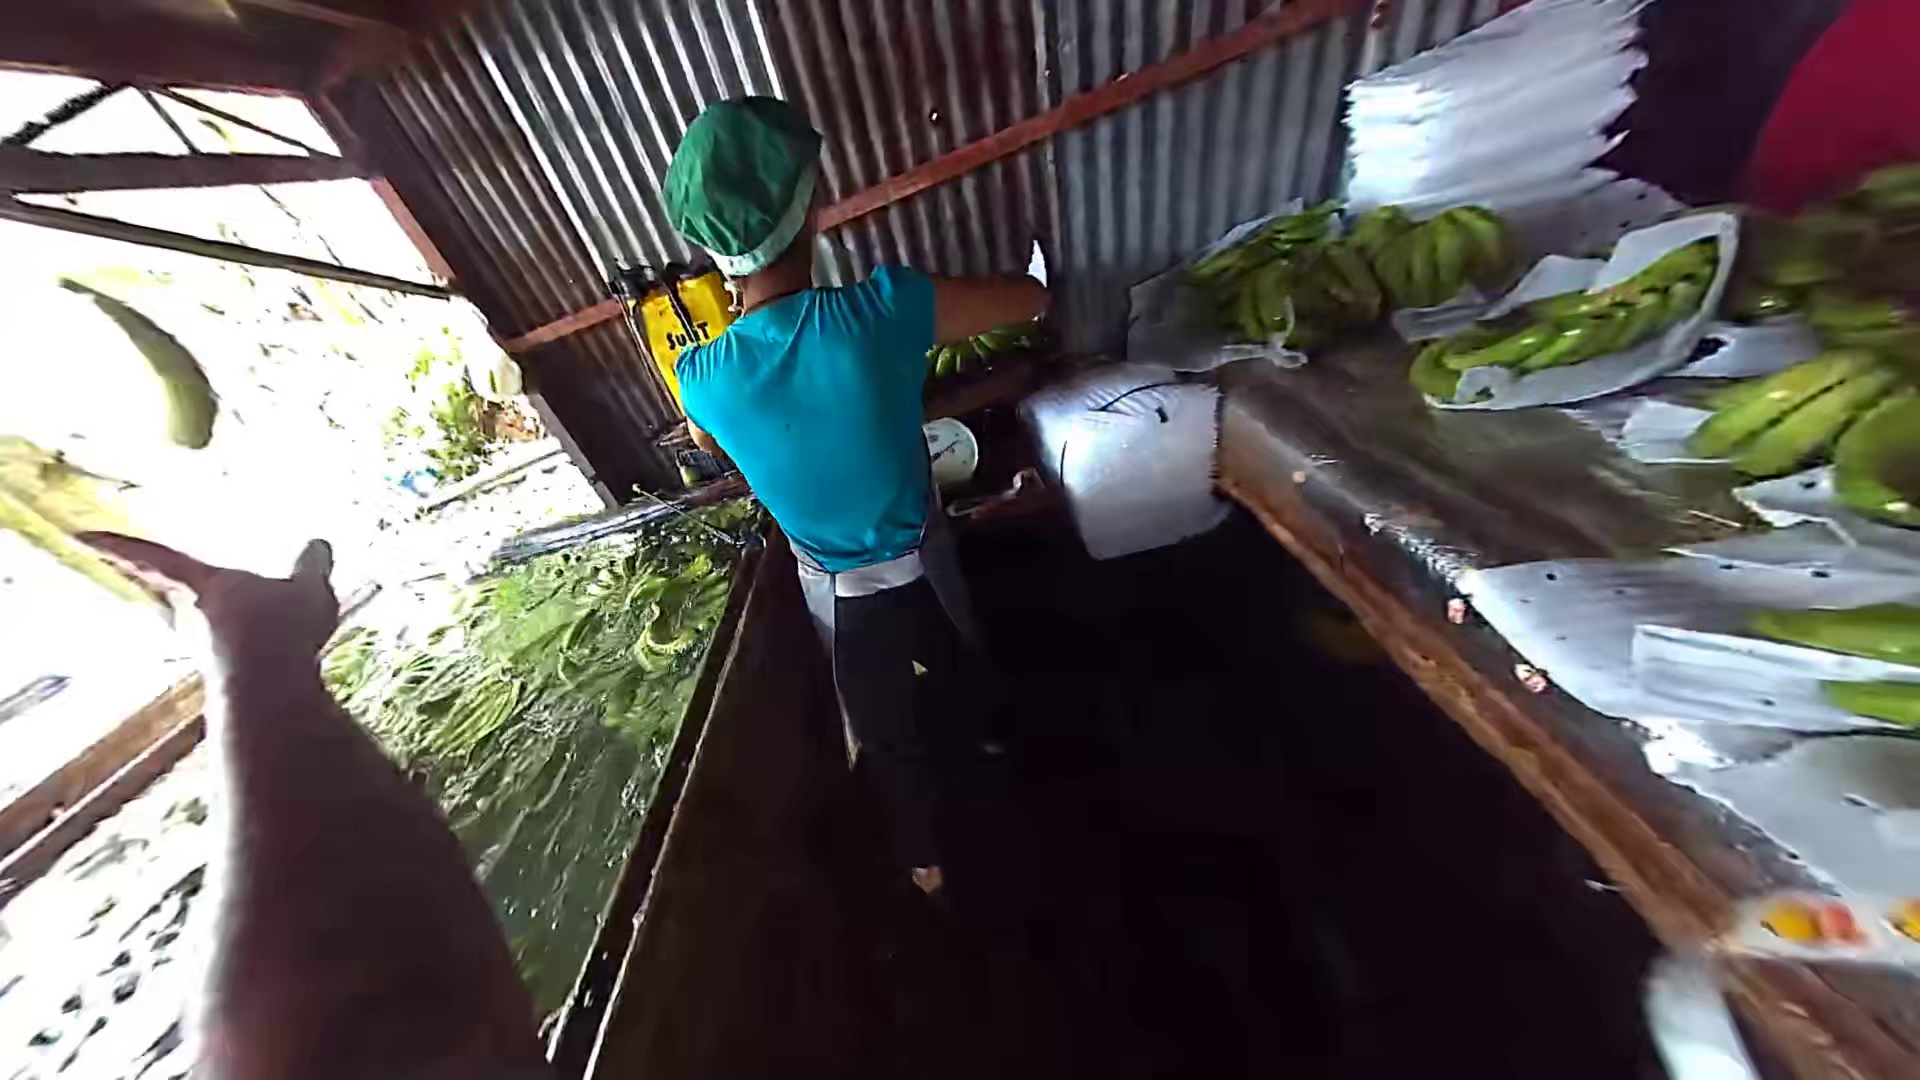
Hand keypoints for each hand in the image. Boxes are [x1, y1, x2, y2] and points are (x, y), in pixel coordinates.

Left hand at [80, 533, 338, 665]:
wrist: (268, 681)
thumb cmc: (282, 625)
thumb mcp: (309, 589)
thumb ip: (312, 565)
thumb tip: (317, 543)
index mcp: (206, 583)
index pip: (158, 558)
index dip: (121, 546)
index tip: (82, 536)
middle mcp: (189, 609)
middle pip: (161, 586)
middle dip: (144, 573)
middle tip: (119, 561)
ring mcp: (199, 637)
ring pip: (186, 611)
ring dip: (189, 601)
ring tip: (198, 595)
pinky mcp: (214, 658)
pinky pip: (214, 632)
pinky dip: (222, 625)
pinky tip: (241, 629)